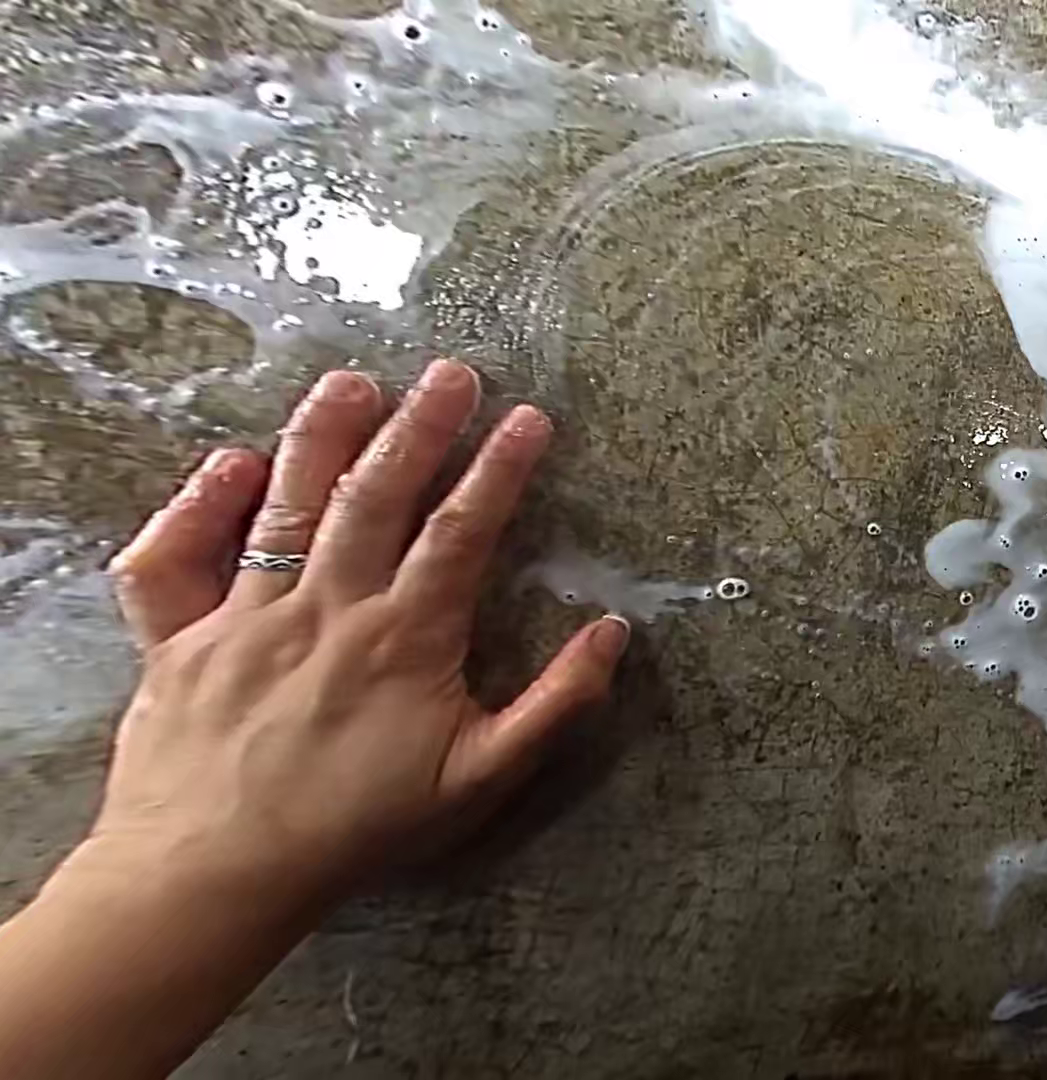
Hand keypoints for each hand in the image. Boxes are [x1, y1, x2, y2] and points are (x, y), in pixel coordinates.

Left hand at [86, 360, 626, 908]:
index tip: (529, 420)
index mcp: (406, 637)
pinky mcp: (177, 642)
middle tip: (450, 373)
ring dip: (322, 440)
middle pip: (378, 500)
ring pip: (283, 510)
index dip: (500, 470)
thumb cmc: (368, 820)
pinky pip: (172, 563)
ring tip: (352, 383)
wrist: (210, 883)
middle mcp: (327, 611)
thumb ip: (559, 700)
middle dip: (421, 429)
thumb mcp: (489, 771)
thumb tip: (614, 630)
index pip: (462, 532)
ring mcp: (243, 620)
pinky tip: (229, 464)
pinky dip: (193, 506)